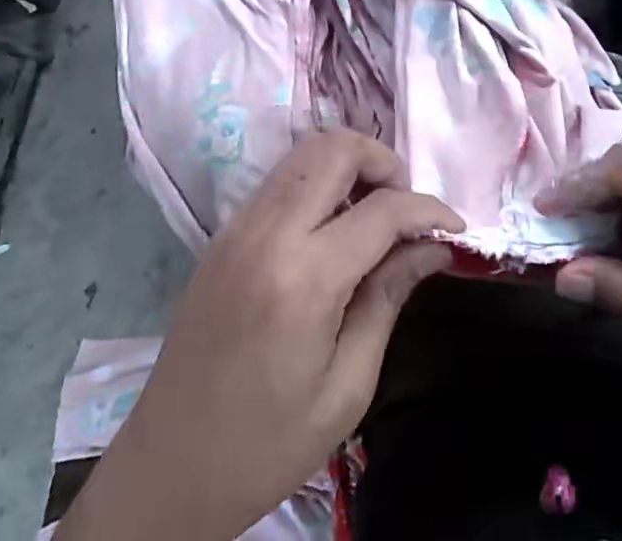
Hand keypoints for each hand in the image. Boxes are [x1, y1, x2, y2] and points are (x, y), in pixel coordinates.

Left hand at [59, 132, 463, 540]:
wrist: (166, 473)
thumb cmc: (266, 444)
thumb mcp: (348, 386)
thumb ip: (389, 298)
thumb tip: (433, 248)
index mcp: (303, 277)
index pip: (383, 208)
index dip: (430, 210)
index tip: (455, 229)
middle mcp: (265, 234)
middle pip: (334, 148)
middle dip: (385, 162)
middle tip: (407, 211)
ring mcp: (236, 229)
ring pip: (304, 154)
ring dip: (350, 167)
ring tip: (376, 216)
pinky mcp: (222, 237)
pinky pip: (281, 181)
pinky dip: (319, 183)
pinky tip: (335, 229)